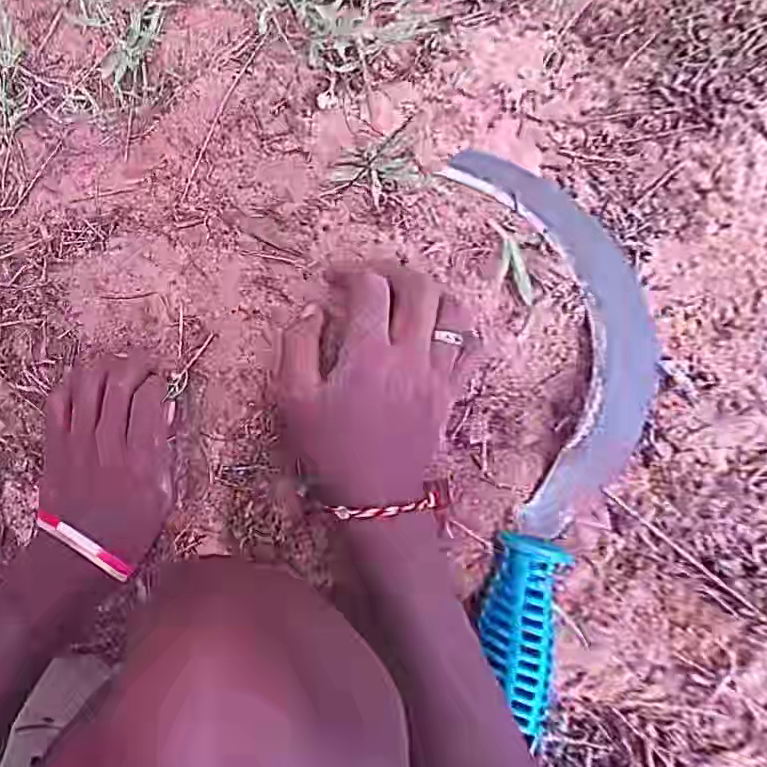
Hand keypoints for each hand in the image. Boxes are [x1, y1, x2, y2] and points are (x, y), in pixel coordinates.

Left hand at [38, 354, 175, 570]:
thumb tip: (167, 408)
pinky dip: (72, 384)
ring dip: (105, 366)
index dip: (160, 381)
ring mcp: (76, 439)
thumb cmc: (128, 530)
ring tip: (117, 370)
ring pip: (87, 381)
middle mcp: (106, 442)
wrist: (79, 552)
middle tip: (147, 365)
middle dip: (137, 363)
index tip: (164, 382)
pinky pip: (57, 398)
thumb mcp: (162, 497)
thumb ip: (164, 449)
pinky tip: (86, 386)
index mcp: (139, 458)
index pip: (149, 397)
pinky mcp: (54, 441)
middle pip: (119, 380)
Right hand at [276, 264, 476, 509]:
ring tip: (405, 293)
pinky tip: (438, 325)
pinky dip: (460, 324)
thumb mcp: (292, 397)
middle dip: (392, 270)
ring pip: (454, 310)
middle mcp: (411, 356)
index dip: (349, 273)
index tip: (330, 278)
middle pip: (419, 289)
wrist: (374, 495)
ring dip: (430, 290)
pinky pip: (473, 346)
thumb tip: (311, 310)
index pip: (370, 290)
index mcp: (369, 355)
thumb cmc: (326, 447)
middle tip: (368, 275)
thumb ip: (297, 345)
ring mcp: (439, 373)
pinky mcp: (452, 391)